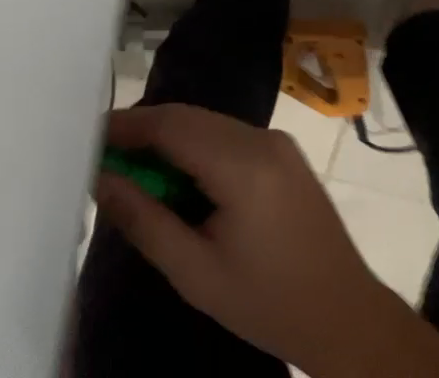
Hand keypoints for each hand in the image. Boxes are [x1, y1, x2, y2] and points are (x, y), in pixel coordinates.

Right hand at [94, 103, 384, 366]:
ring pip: (203, 122)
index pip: (168, 124)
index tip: (87, 138)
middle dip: (141, 132)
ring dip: (166, 139)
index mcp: (243, 167)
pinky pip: (224, 134)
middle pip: (185, 116)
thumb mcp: (195, 272)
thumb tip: (98, 178)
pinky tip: (179, 180)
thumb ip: (141, 219)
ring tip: (137, 174)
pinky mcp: (283, 153)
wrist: (350, 322)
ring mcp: (277, 143)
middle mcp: (262, 140)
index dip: (124, 126)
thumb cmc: (269, 302)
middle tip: (106, 161)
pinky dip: (192, 147)